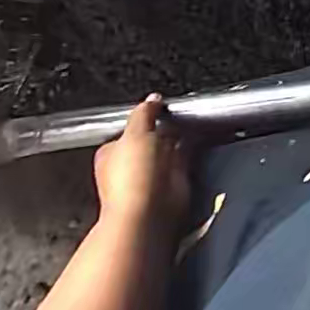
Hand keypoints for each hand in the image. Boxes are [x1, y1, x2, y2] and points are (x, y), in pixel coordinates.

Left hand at [93, 95, 187, 228]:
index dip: (144, 115)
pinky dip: (194, 146)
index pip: (130, 126)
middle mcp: (133, 162)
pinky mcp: (176, 177)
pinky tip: (197, 138)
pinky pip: (188, 154)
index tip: (158, 105)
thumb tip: (152, 99)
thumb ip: (144, 112)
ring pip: (171, 144)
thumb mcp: (135, 133)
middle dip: (165, 125)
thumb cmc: (131, 181)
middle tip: (175, 115)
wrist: (151, 210)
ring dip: (181, 135)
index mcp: (113, 152)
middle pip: (152, 134)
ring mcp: (155, 171)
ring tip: (188, 125)